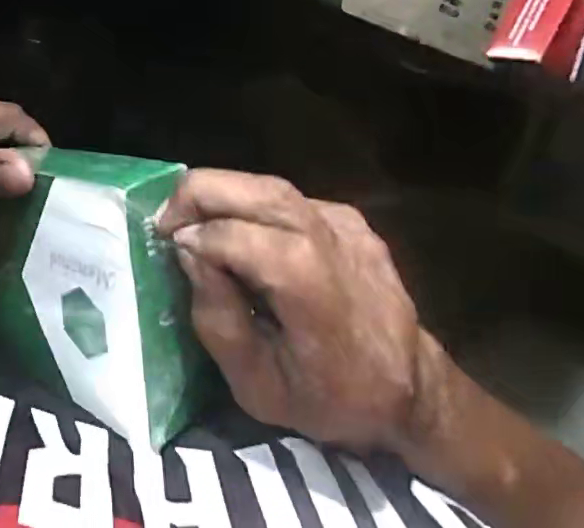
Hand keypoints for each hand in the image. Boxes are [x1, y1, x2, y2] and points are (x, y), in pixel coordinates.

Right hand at [157, 169, 425, 452]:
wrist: (417, 392)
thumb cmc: (332, 398)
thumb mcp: (258, 386)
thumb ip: (217, 318)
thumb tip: (188, 252)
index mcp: (312, 289)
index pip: (237, 236)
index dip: (195, 236)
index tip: (168, 248)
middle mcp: (331, 241)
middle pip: (254, 190)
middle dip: (197, 194)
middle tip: (167, 219)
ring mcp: (344, 223)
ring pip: (267, 185)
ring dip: (221, 193)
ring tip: (193, 218)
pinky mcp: (349, 217)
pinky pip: (287, 199)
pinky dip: (252, 206)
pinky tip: (243, 233)